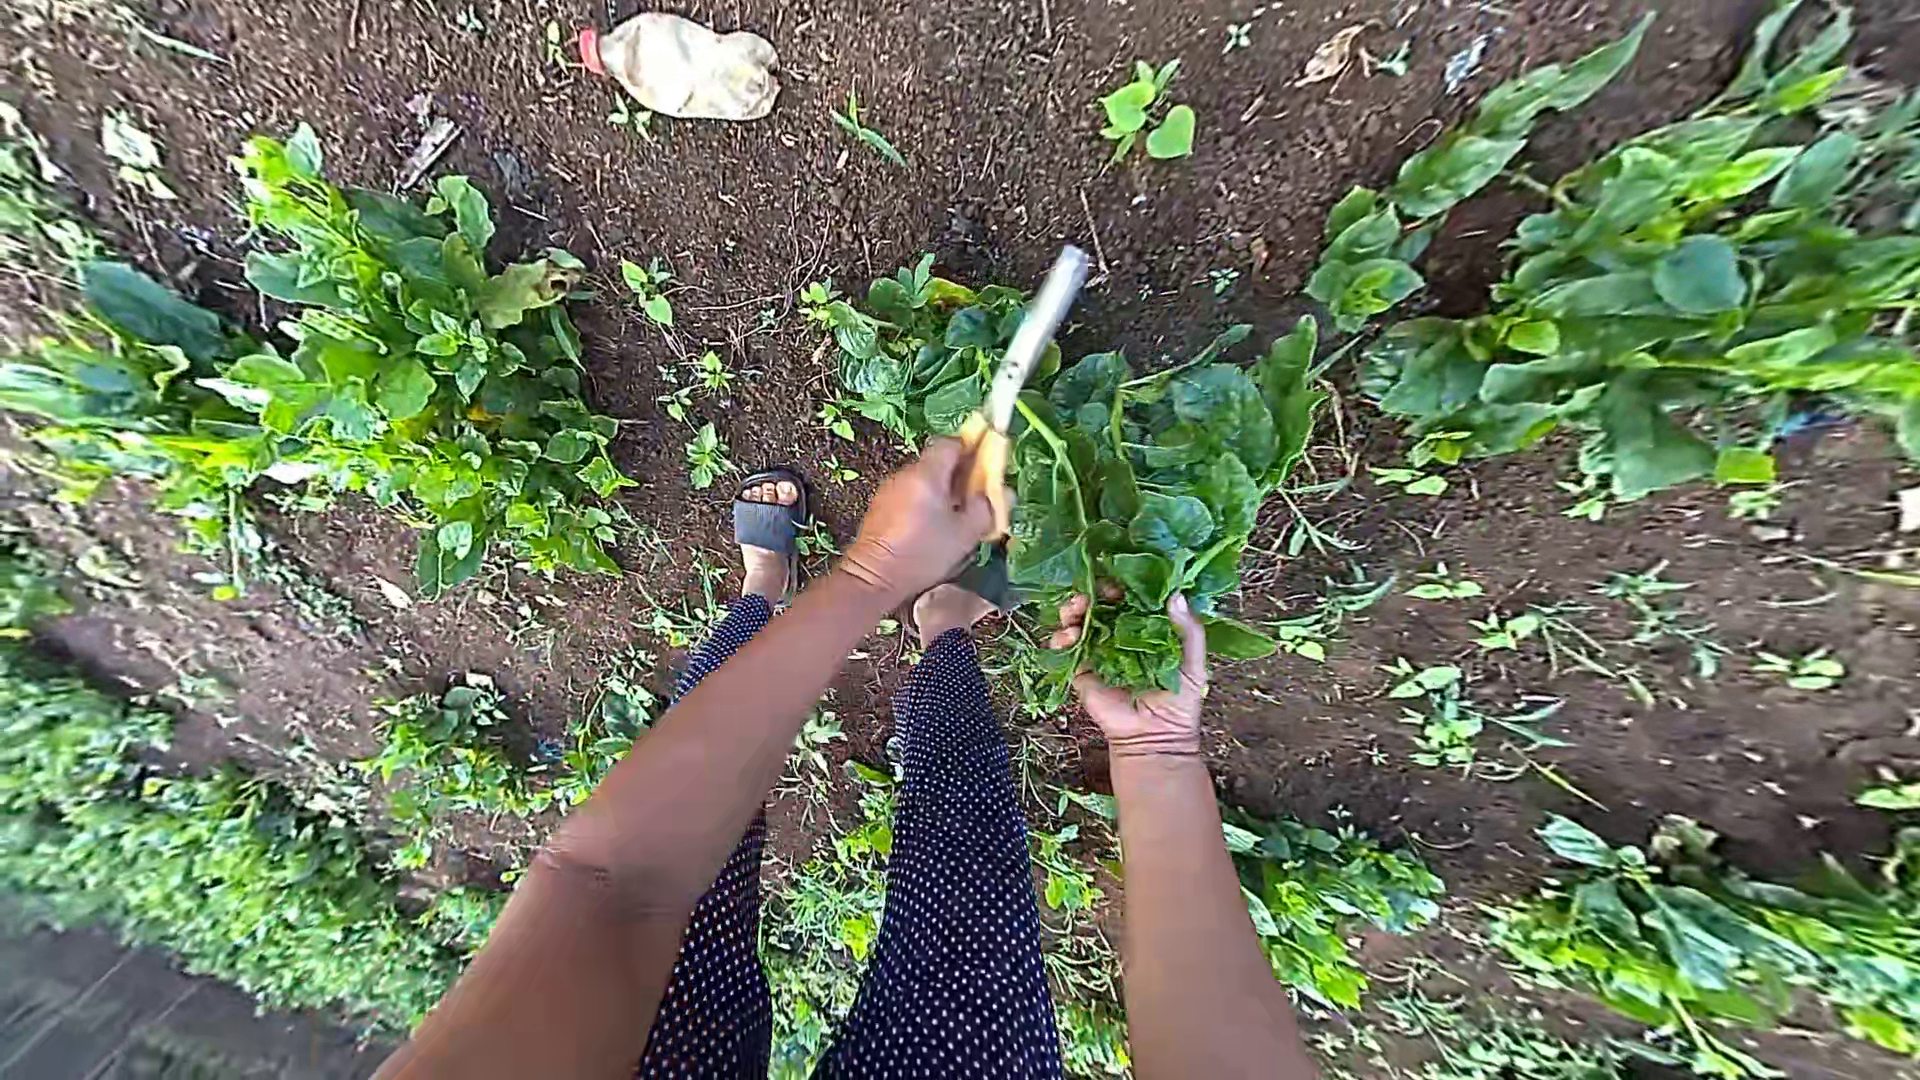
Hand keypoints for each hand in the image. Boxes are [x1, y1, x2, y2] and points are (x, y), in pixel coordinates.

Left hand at [841, 438, 996, 602]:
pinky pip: (910, 494)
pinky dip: (924, 503)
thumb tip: (1005, 492)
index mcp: (927, 474)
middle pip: (937, 462)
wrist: (875, 578)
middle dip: (959, 475)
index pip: (951, 443)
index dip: (971, 450)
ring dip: (942, 491)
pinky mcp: (880, 507)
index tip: (985, 469)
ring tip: (955, 517)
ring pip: (923, 480)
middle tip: (976, 498)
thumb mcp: (965, 534)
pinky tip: (931, 527)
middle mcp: (905, 474)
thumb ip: (987, 508)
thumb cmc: (924, 553)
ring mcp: (889, 489)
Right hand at [1049, 591, 1208, 758]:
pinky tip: (1068, 636)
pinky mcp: (1080, 670)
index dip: (1119, 586)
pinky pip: (1064, 648)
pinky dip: (1060, 638)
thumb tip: (1175, 593)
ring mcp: (1096, 651)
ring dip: (1071, 610)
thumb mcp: (1193, 663)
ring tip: (1075, 609)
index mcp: (1141, 629)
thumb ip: (1189, 630)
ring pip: (1077, 621)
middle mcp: (1116, 635)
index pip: (1126, 599)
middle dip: (1090, 594)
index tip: (1115, 580)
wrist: (1156, 737)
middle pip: (1097, 605)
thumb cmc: (1178, 700)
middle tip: (1092, 592)